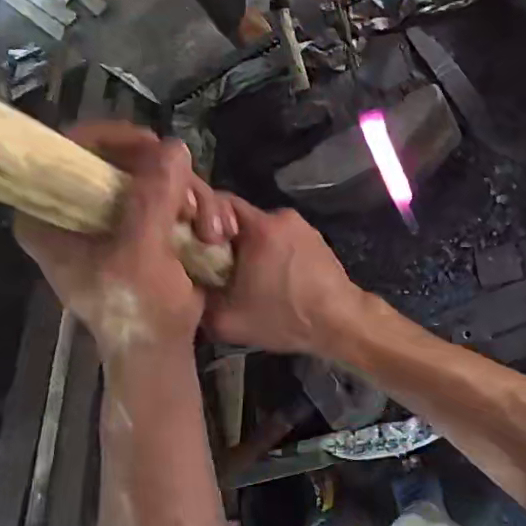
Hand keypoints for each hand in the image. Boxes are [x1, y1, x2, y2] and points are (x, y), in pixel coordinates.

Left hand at [14, 122, 239, 358]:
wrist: (160, 350)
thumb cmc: (136, 310)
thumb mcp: (141, 253)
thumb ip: (153, 199)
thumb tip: (175, 146)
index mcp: (49, 217)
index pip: (66, 152)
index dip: (111, 139)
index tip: (153, 144)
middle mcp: (77, 211)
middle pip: (123, 161)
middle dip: (169, 179)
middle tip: (195, 203)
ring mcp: (115, 220)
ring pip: (157, 178)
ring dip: (193, 198)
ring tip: (213, 229)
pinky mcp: (146, 229)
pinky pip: (174, 198)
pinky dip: (199, 209)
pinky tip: (215, 231)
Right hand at [203, 196, 364, 357]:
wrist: (340, 322)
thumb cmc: (285, 318)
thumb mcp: (226, 318)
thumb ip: (198, 295)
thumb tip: (185, 282)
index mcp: (261, 226)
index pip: (217, 203)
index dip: (199, 220)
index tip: (193, 246)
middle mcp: (283, 217)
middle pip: (239, 218)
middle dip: (224, 241)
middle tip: (215, 270)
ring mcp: (303, 226)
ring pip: (261, 230)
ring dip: (249, 249)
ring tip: (244, 279)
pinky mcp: (316, 239)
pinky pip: (281, 239)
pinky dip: (271, 253)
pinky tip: (270, 279)